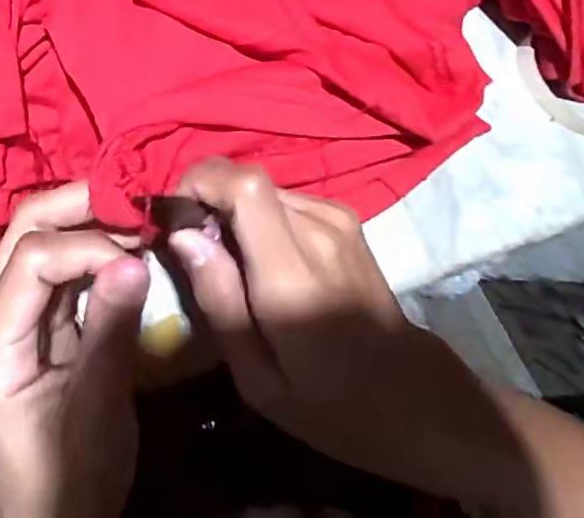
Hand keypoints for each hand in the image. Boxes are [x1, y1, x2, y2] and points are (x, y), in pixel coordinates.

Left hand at [0, 184, 149, 517]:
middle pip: (24, 230)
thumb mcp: (98, 407)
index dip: (87, 244)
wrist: (59, 516)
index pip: (31, 259)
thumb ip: (111, 329)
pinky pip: (59, 260)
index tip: (138, 256)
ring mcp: (9, 315)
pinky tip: (127, 243)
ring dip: (90, 218)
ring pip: (39, 235)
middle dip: (81, 206)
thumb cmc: (74, 474)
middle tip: (136, 207)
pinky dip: (94, 243)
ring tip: (137, 221)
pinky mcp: (34, 318)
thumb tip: (136, 259)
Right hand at [168, 160, 528, 507]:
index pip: (247, 186)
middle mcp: (320, 229)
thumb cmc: (328, 403)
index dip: (202, 181)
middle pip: (250, 180)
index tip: (174, 214)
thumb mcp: (258, 378)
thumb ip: (220, 299)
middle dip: (210, 199)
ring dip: (234, 210)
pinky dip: (260, 217)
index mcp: (294, 274)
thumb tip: (183, 234)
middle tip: (193, 246)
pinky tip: (262, 259)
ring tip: (229, 260)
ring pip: (265, 188)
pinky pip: (286, 199)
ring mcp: (338, 216)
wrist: (409, 392)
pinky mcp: (345, 215)